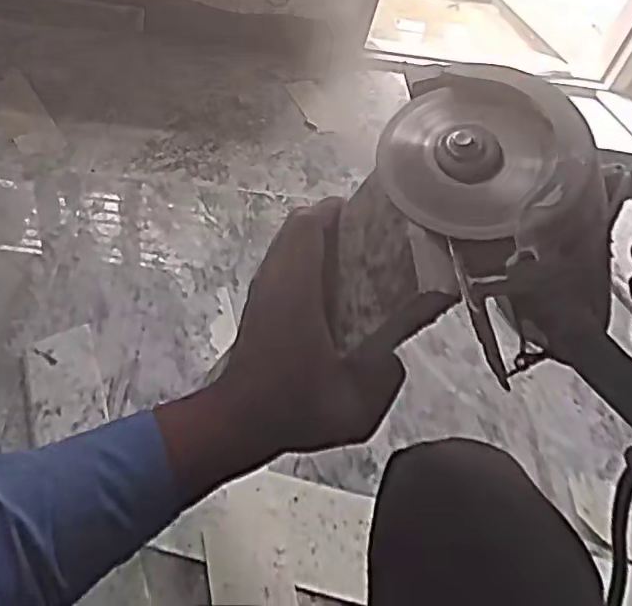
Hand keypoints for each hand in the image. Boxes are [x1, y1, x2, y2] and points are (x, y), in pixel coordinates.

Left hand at [155, 199, 405, 499]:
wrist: (240, 418)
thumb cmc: (294, 405)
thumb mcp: (354, 404)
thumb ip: (384, 376)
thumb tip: (391, 356)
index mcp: (296, 286)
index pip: (309, 225)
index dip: (337, 212)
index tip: (370, 216)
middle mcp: (275, 276)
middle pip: (298, 226)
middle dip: (334, 223)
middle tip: (371, 239)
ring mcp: (263, 285)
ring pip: (290, 242)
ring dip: (320, 242)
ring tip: (358, 263)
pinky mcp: (259, 298)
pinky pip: (285, 261)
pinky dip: (309, 261)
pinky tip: (334, 292)